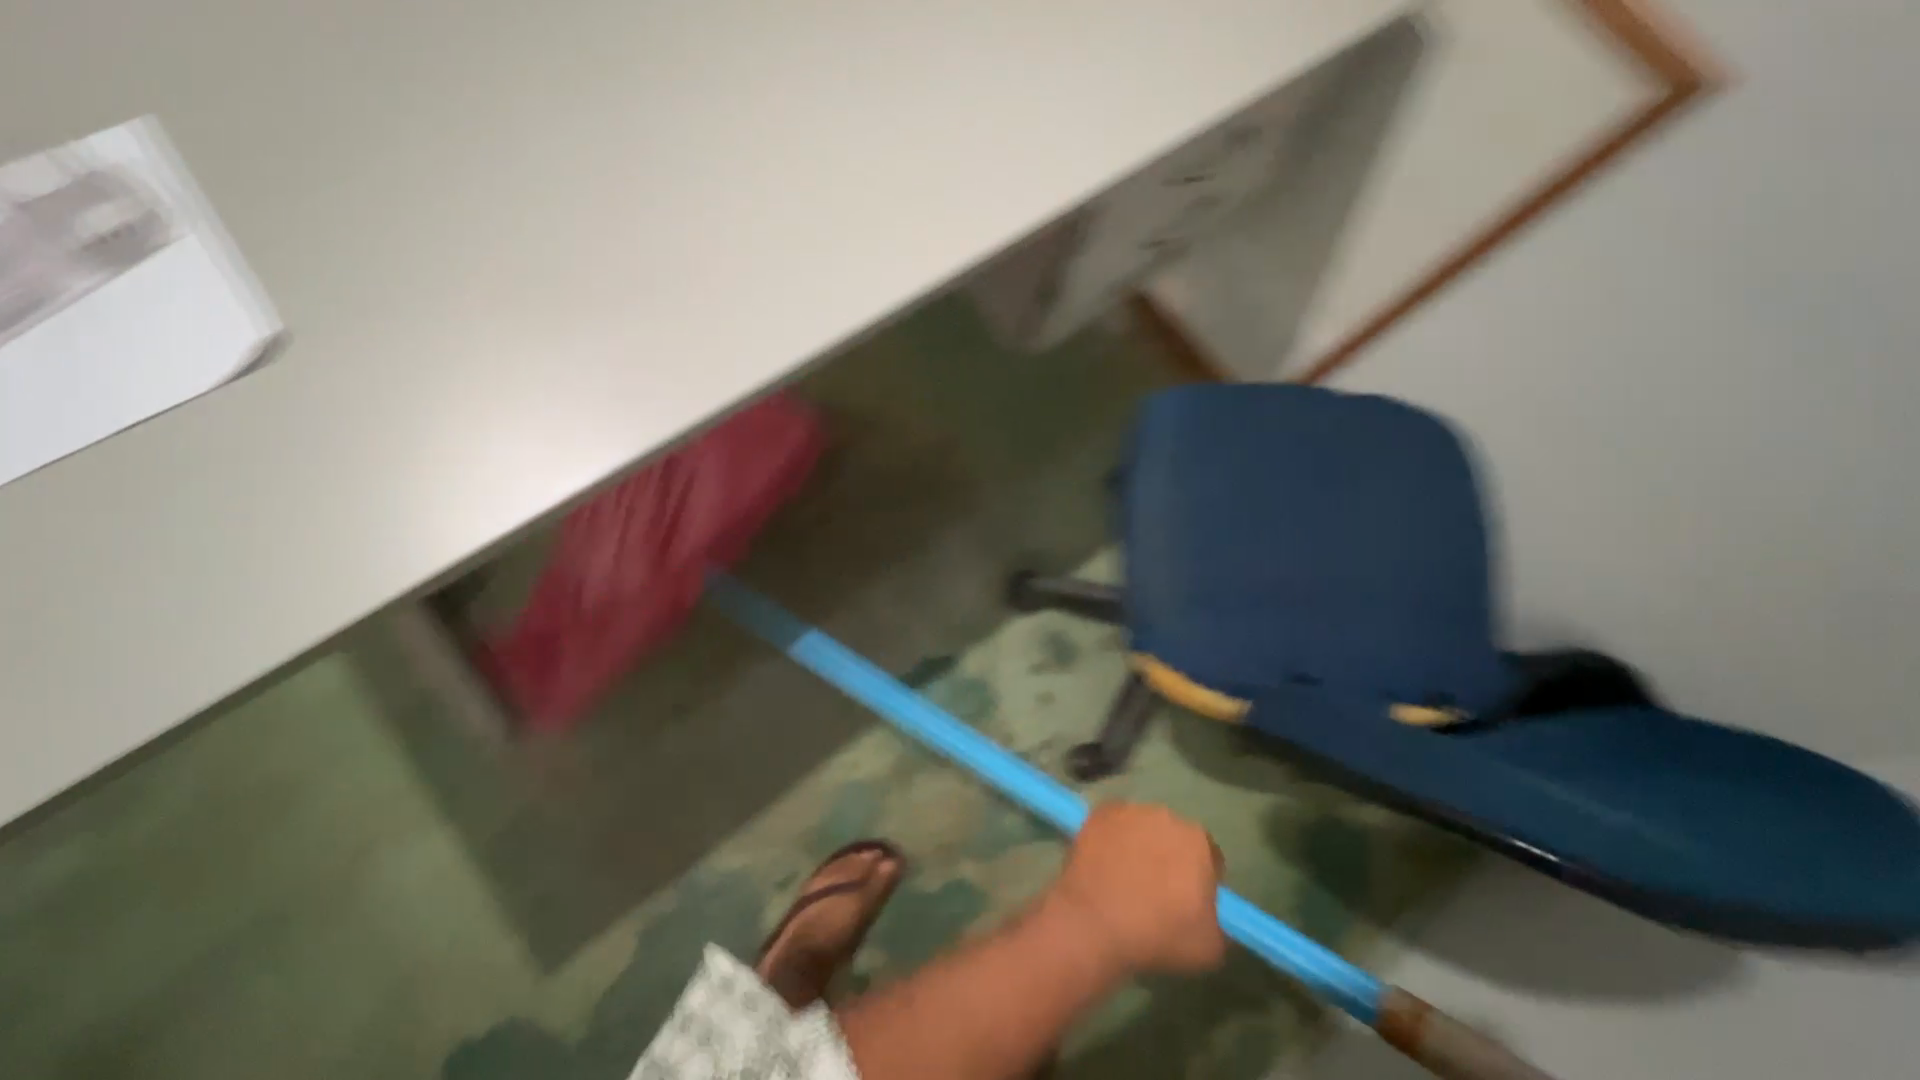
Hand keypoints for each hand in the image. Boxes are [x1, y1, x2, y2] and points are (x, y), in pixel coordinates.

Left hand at [1048, 801, 1225, 974]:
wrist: (1095, 926)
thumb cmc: (1158, 936)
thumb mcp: (1209, 948)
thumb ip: (1217, 924)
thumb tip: (1207, 917)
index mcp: (1199, 842)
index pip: (1208, 857)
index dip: (1200, 879)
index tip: (1187, 901)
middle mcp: (1166, 816)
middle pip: (1174, 837)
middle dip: (1168, 857)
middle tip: (1154, 890)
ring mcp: (1129, 812)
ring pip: (1141, 828)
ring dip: (1138, 845)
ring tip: (1123, 878)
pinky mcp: (1098, 815)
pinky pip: (1111, 825)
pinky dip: (1110, 839)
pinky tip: (1102, 864)